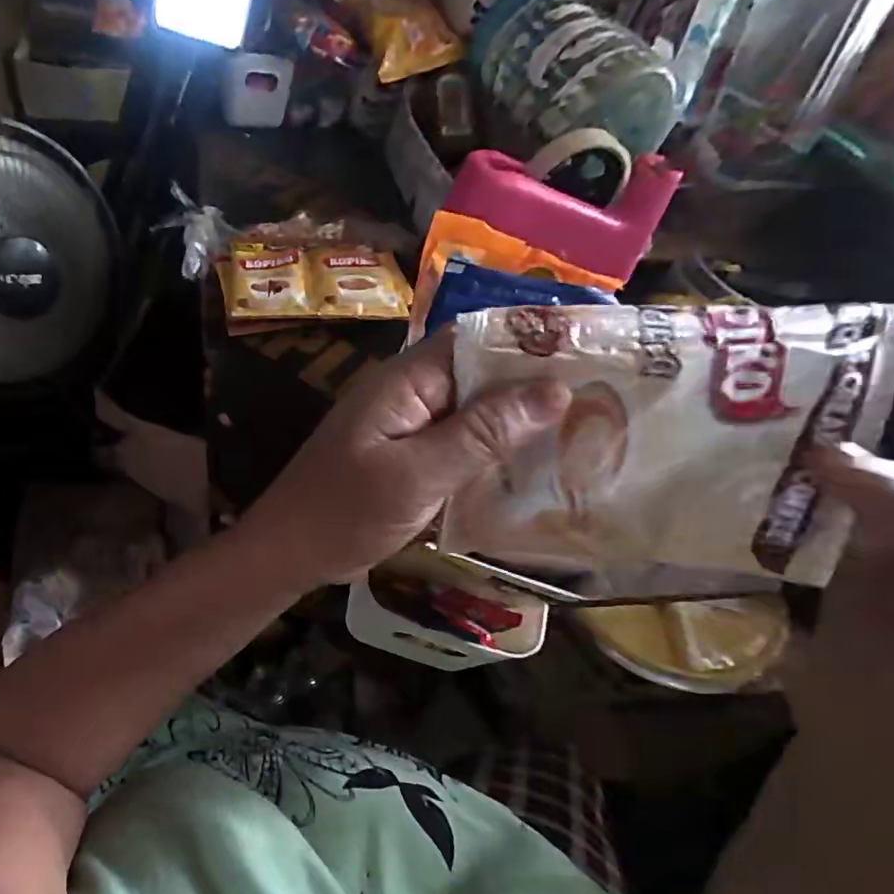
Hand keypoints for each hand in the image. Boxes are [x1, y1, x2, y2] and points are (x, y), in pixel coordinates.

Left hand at [238, 333, 571, 587]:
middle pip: (479, 374)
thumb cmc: (343, 512)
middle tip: (604, 397)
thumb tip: (555, 389)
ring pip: (473, 411)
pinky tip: (532, 469)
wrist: (289, 553)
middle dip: (534, 384)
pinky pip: (458, 443)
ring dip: (517, 421)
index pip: (476, 340)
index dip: (531, 340)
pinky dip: (491, 452)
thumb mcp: (417, 474)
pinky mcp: (407, 458)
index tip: (592, 350)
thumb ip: (482, 433)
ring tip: (585, 431)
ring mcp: (406, 426)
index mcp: (405, 381)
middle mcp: (407, 394)